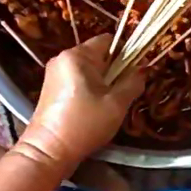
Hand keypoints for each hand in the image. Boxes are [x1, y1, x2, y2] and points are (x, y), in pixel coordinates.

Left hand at [17, 34, 144, 166]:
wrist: (48, 150)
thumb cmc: (84, 124)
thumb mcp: (116, 104)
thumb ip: (133, 82)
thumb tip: (142, 69)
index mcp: (77, 55)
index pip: (108, 40)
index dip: (126, 51)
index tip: (135, 71)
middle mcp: (62, 58)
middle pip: (97, 54)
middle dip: (114, 70)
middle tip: (123, 92)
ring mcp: (54, 73)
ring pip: (88, 69)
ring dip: (102, 81)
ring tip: (109, 103)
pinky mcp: (51, 88)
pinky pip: (77, 79)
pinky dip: (88, 89)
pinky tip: (93, 108)